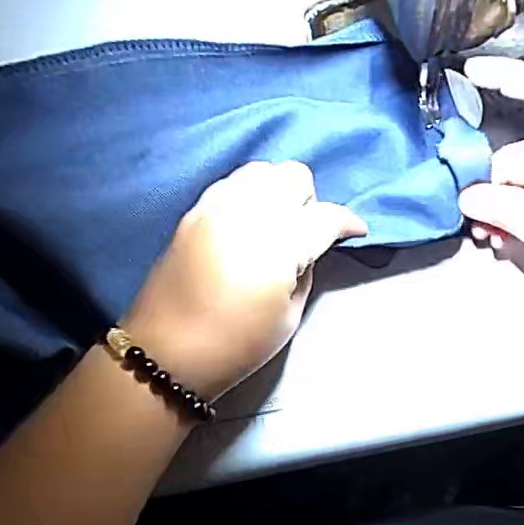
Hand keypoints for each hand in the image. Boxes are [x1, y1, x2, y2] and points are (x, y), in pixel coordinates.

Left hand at [122, 161, 366, 398]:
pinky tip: (249, 225)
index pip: (324, 216)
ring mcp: (217, 206)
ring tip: (277, 227)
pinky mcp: (194, 212)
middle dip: (310, 201)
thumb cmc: (237, 344)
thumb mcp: (289, 316)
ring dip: (278, 192)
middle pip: (293, 177)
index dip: (346, 223)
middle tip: (308, 234)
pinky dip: (250, 194)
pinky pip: (232, 183)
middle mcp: (248, 212)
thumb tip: (308, 250)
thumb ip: (305, 272)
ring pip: (262, 171)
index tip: (355, 232)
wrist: (168, 353)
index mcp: (279, 243)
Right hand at [457, 57, 523, 329]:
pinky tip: (507, 241)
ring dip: (501, 209)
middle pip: (520, 153)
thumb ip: (496, 206)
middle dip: (491, 182)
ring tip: (490, 235)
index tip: (474, 72)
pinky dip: (518, 221)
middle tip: (474, 212)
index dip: (504, 74)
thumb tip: (470, 199)